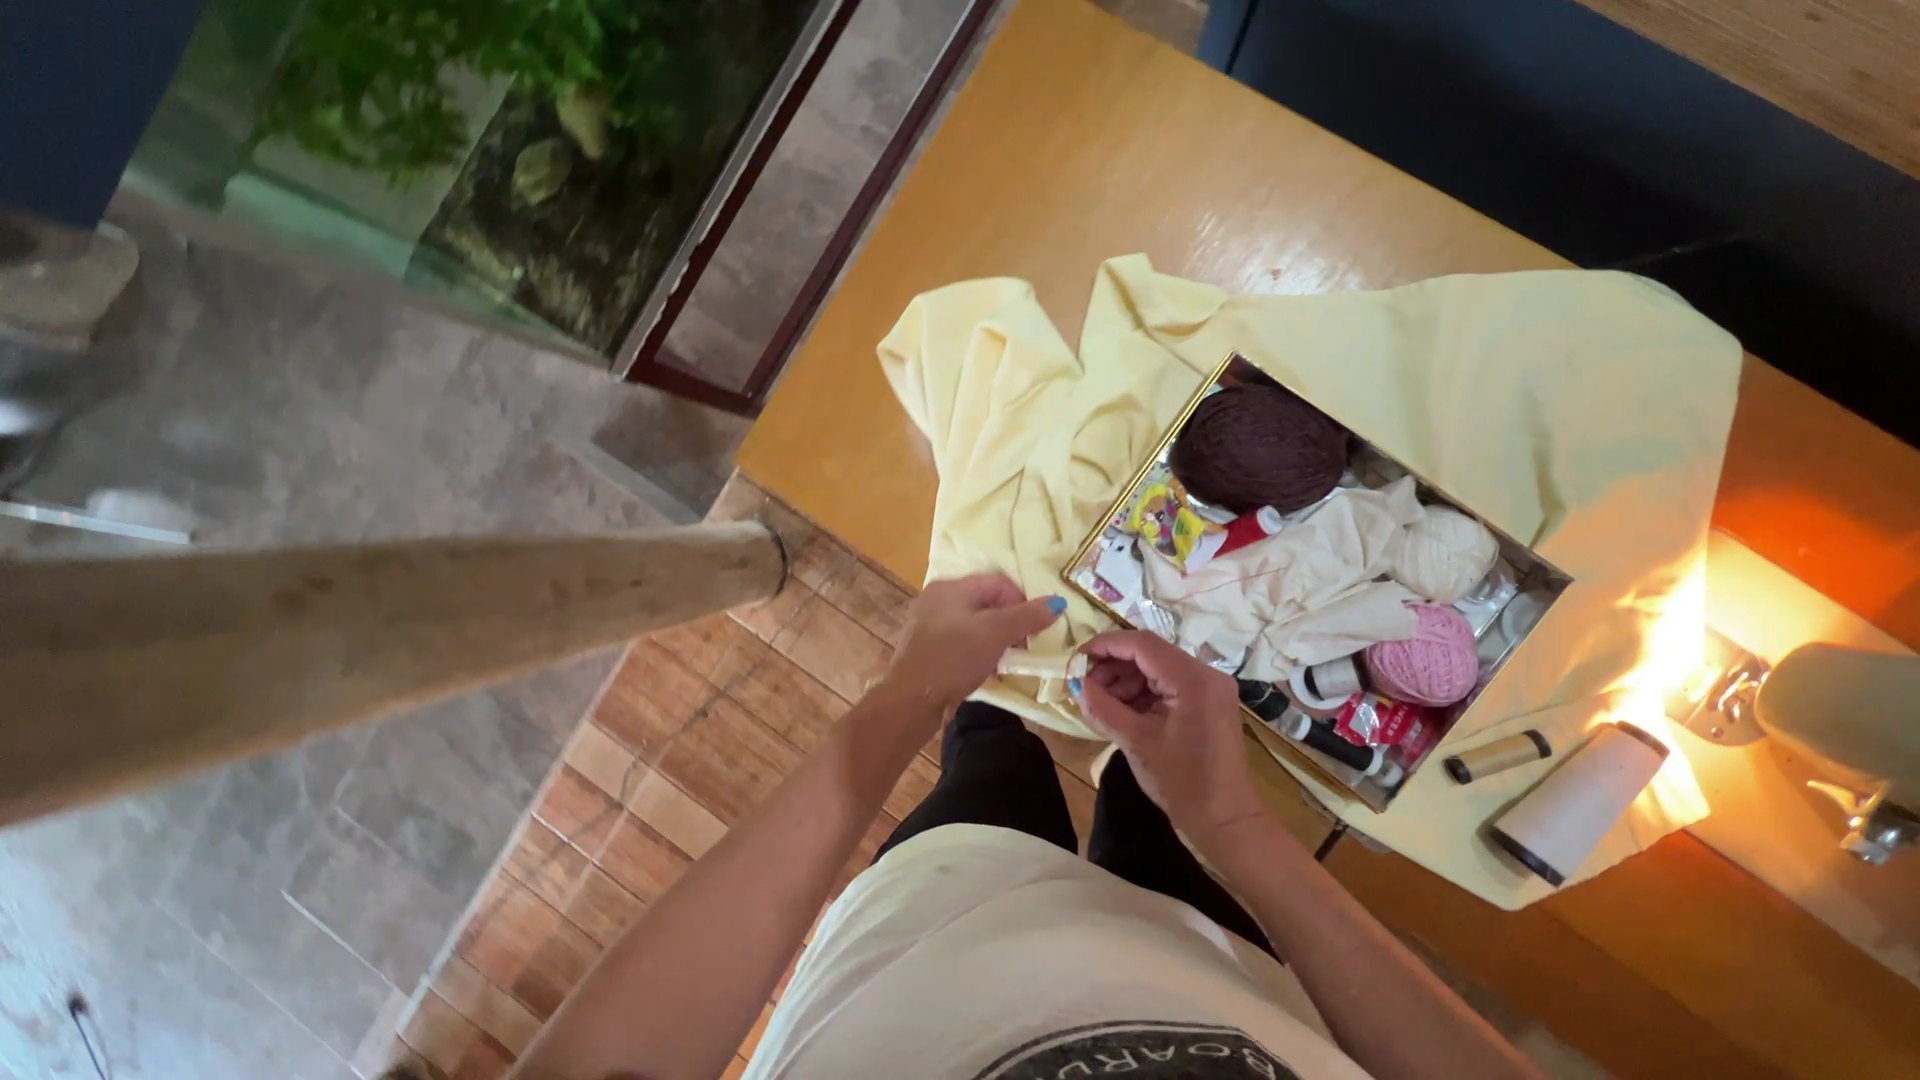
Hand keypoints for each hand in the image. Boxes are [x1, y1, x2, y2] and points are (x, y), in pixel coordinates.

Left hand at [887, 573, 1064, 713]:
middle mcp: (936, 598)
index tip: (1033, 629)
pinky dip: (976, 650)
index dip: (1022, 601)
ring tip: (1004, 660)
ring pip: (973, 623)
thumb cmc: (954, 658)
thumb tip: (1057, 602)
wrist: (911, 700)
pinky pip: (959, 641)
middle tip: (1022, 646)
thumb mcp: (995, 634)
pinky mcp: (924, 648)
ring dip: (994, 639)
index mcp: (951, 587)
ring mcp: (927, 624)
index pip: (999, 582)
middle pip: (985, 601)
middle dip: (1009, 622)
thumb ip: (1027, 616)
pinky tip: (982, 669)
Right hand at [1073, 631, 1266, 845]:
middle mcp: (1206, 674)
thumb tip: (1074, 684)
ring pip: (1157, 669)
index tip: (1076, 658)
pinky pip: (1168, 685)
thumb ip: (1102, 707)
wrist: (1225, 820)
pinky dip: (1142, 693)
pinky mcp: (1207, 703)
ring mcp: (1209, 689)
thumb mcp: (1136, 743)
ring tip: (1100, 702)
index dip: (1105, 645)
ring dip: (1126, 680)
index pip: (1142, 644)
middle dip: (1113, 666)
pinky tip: (1121, 710)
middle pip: (1150, 654)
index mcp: (1193, 679)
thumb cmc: (1182, 782)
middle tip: (1085, 686)